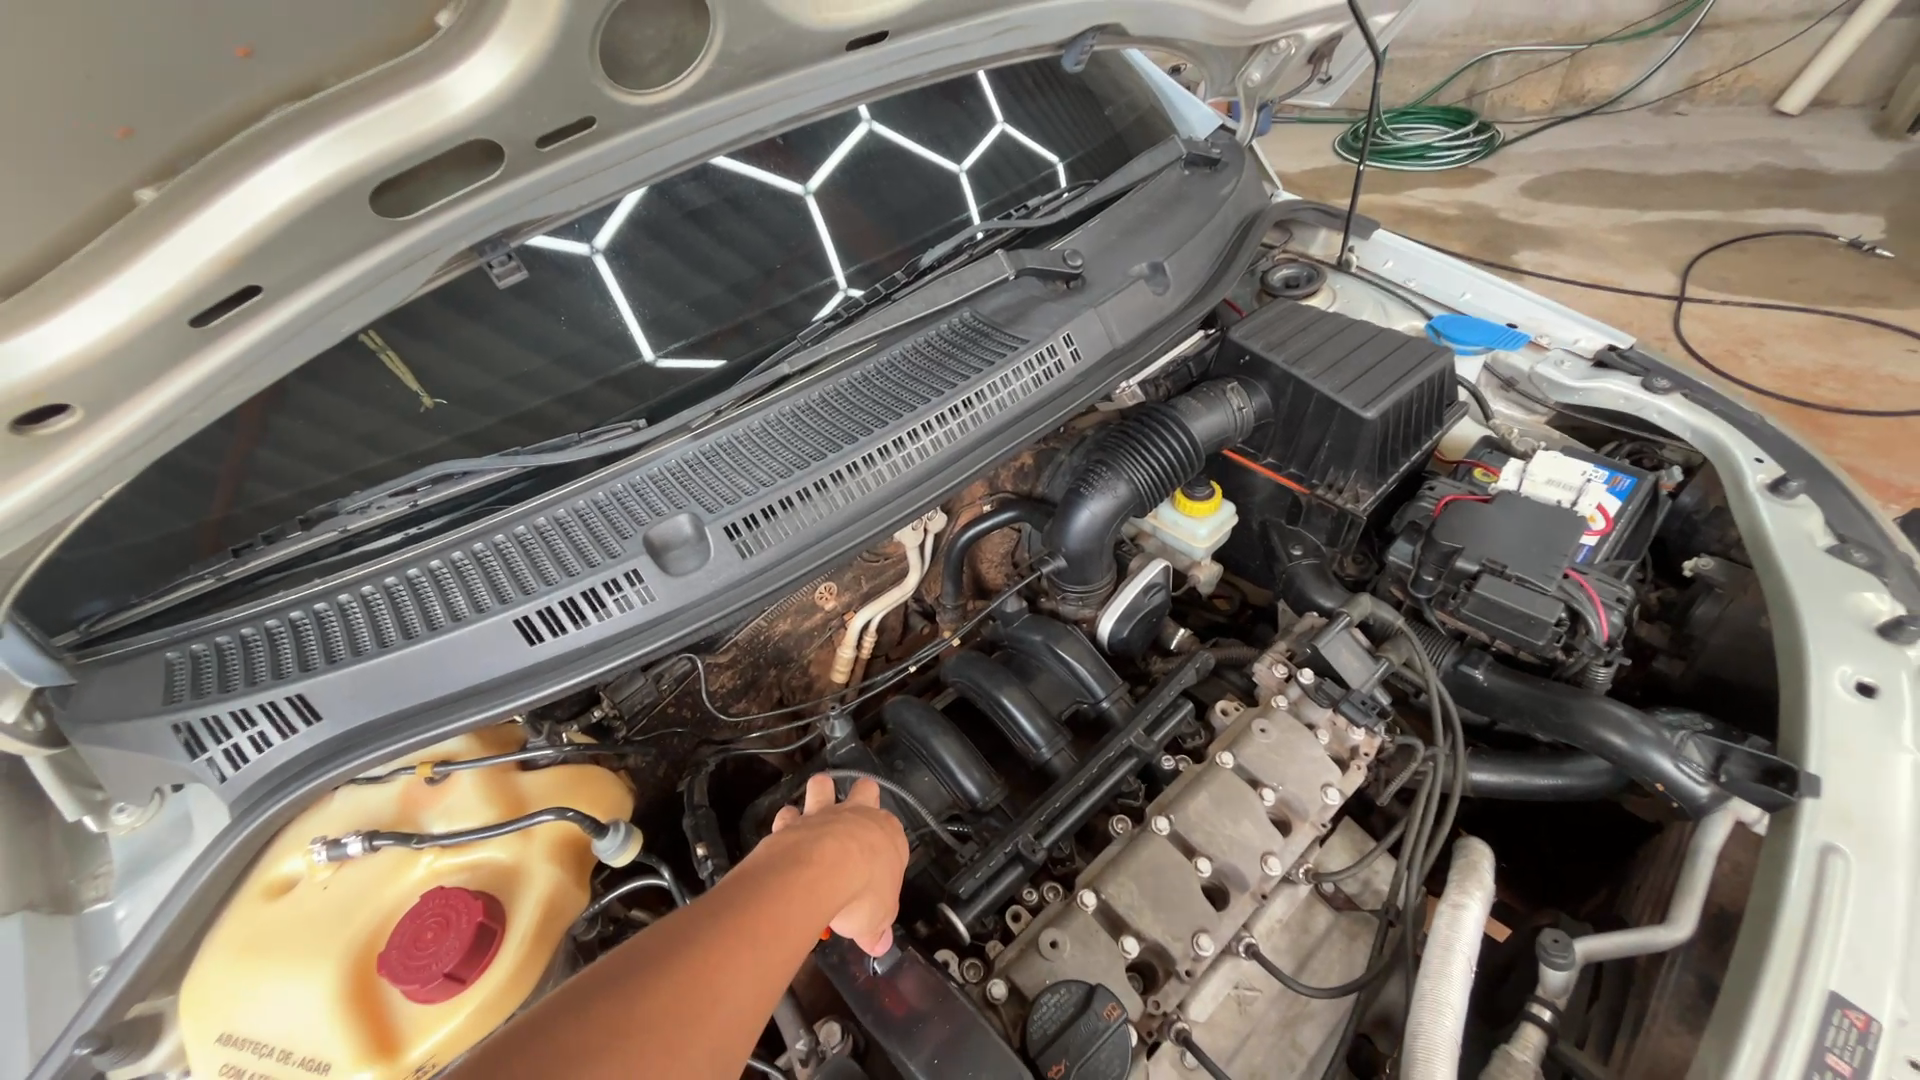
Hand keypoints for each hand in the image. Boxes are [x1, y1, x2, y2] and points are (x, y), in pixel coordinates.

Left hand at [769, 773, 908, 956]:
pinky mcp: (793, 822)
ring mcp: (824, 815)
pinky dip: (786, 822)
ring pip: (823, 786)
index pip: (893, 832)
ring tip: (815, 808)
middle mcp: (858, 816)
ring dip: (820, 793)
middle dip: (860, 796)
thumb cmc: (863, 893)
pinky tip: (785, 835)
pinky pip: (788, 814)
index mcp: (888, 834)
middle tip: (853, 817)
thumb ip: (877, 930)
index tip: (878, 869)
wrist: (821, 872)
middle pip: (865, 791)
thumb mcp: (877, 921)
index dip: (885, 848)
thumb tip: (880, 946)